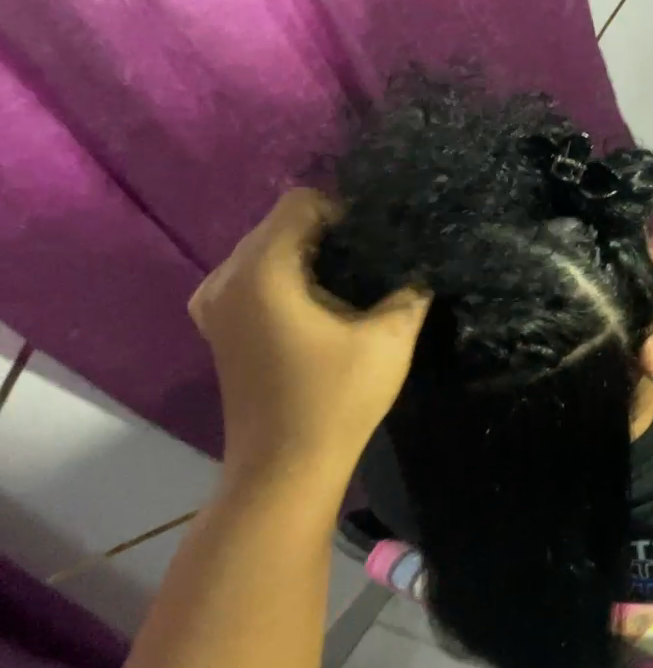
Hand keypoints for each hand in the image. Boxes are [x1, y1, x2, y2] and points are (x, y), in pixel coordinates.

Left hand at [190, 189, 429, 489]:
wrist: (287, 462)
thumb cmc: (338, 396)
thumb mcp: (391, 338)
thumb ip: (409, 290)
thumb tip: (422, 263)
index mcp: (261, 274)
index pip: (300, 205)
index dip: (348, 210)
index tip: (387, 235)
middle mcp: (224, 278)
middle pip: (281, 226)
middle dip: (334, 232)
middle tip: (386, 254)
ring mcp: (215, 303)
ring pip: (271, 251)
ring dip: (316, 256)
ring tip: (366, 278)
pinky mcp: (222, 324)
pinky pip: (261, 277)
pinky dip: (297, 277)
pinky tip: (334, 302)